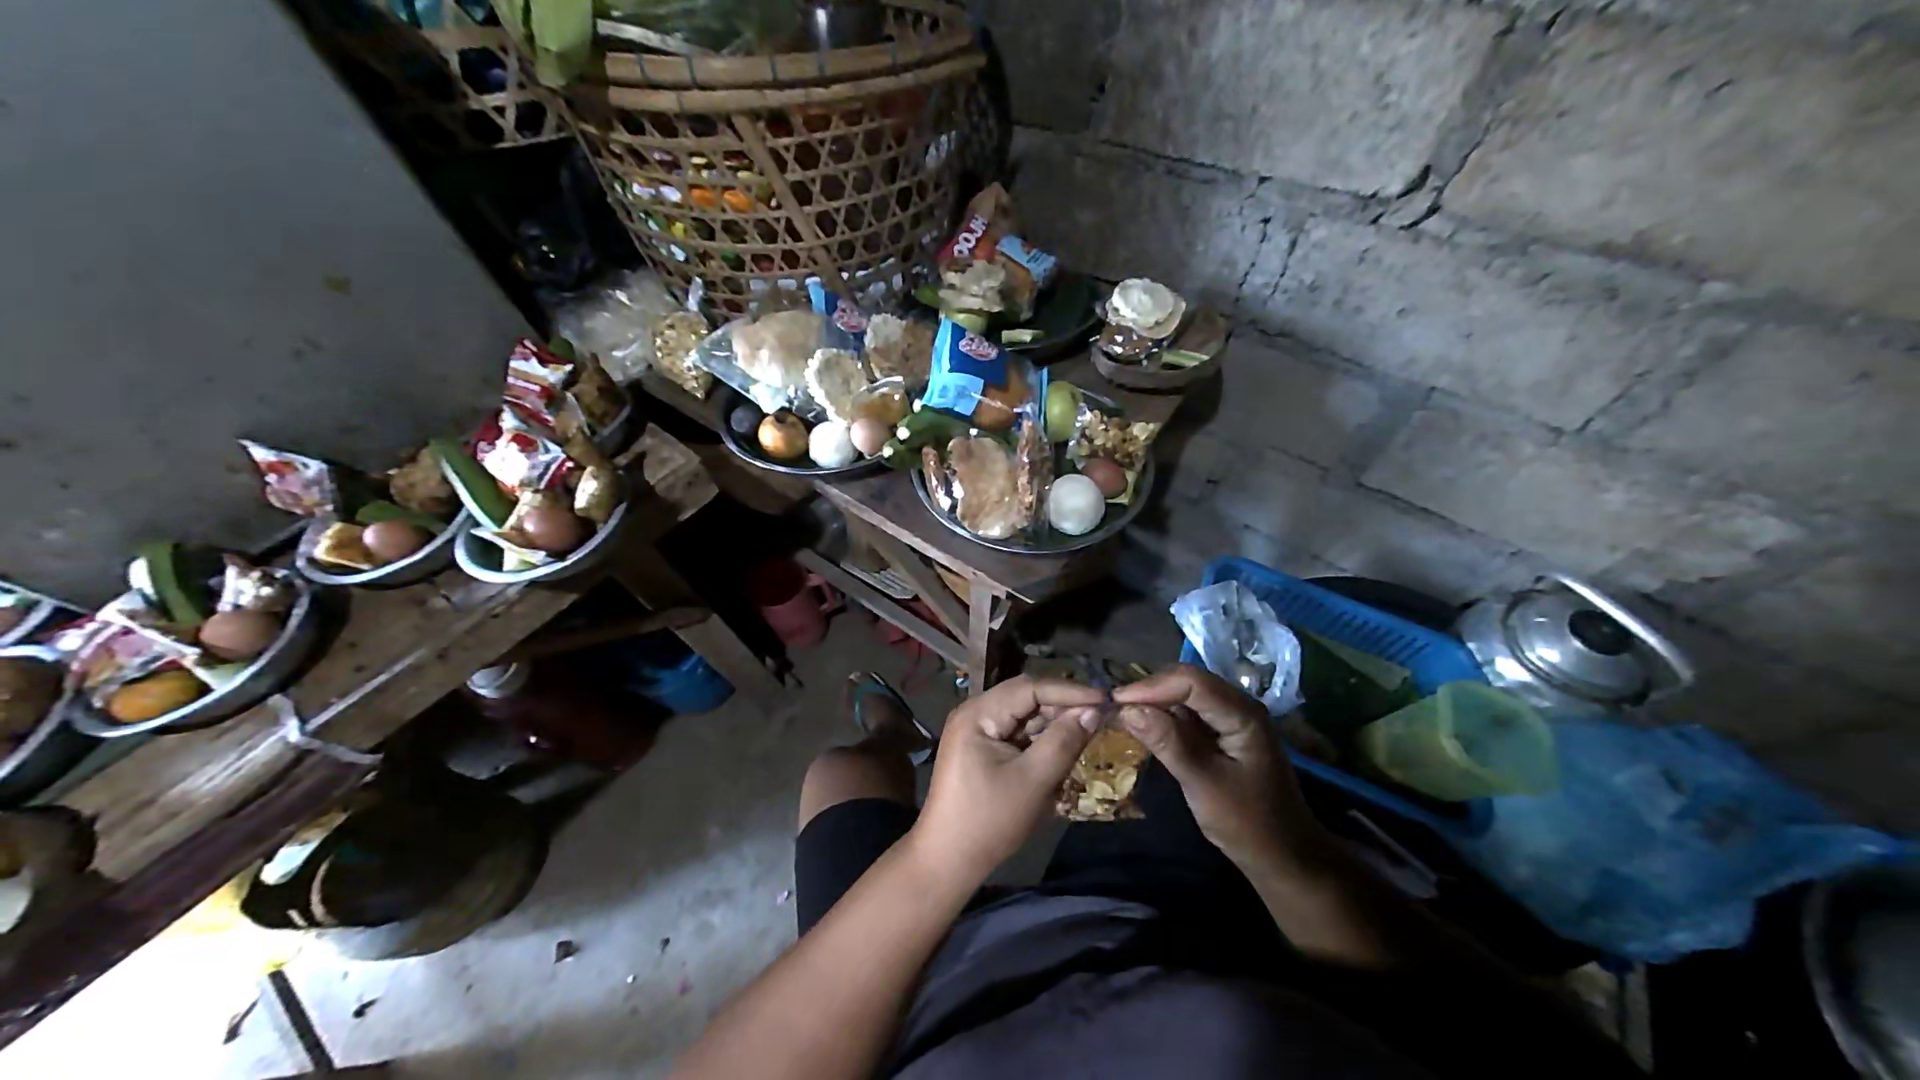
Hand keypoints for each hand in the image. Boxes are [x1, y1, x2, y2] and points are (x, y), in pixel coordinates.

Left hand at [909, 676, 1105, 884]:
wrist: (948, 858)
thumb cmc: (989, 820)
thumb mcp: (1033, 780)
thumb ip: (1063, 742)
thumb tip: (1093, 711)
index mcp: (978, 714)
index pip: (1030, 688)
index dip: (1069, 691)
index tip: (1104, 698)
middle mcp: (974, 713)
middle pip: (1026, 697)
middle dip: (1063, 705)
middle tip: (1099, 714)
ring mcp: (976, 730)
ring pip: (1024, 715)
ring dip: (1054, 722)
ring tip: (1089, 729)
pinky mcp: (982, 748)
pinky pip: (1017, 732)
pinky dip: (1041, 737)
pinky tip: (1065, 746)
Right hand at [1112, 665, 1327, 868]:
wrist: (1284, 857)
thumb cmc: (1248, 824)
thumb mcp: (1204, 785)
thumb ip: (1168, 743)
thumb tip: (1127, 710)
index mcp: (1243, 714)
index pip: (1191, 681)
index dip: (1151, 686)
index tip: (1115, 702)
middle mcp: (1238, 706)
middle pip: (1187, 681)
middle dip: (1150, 690)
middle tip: (1113, 707)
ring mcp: (1231, 719)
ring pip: (1185, 695)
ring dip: (1154, 702)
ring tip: (1120, 714)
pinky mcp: (1222, 733)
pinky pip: (1188, 713)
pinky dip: (1164, 717)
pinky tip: (1143, 727)